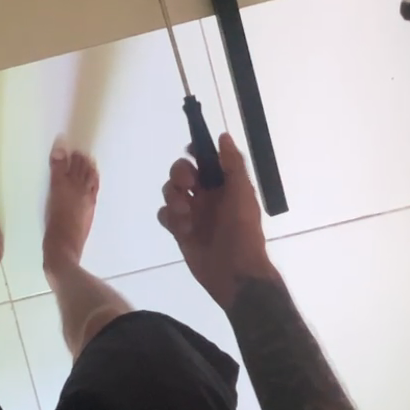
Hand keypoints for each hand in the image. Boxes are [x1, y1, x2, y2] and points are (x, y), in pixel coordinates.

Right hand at [158, 134, 276, 307]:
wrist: (236, 273)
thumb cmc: (244, 232)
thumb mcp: (243, 195)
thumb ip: (233, 165)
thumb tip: (223, 136)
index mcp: (223, 185)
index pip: (205, 159)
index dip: (195, 151)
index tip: (190, 151)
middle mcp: (205, 195)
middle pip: (182, 172)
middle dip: (180, 173)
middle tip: (187, 184)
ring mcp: (191, 212)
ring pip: (170, 191)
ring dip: (174, 197)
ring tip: (186, 214)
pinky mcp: (179, 230)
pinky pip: (165, 215)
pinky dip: (170, 218)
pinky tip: (183, 228)